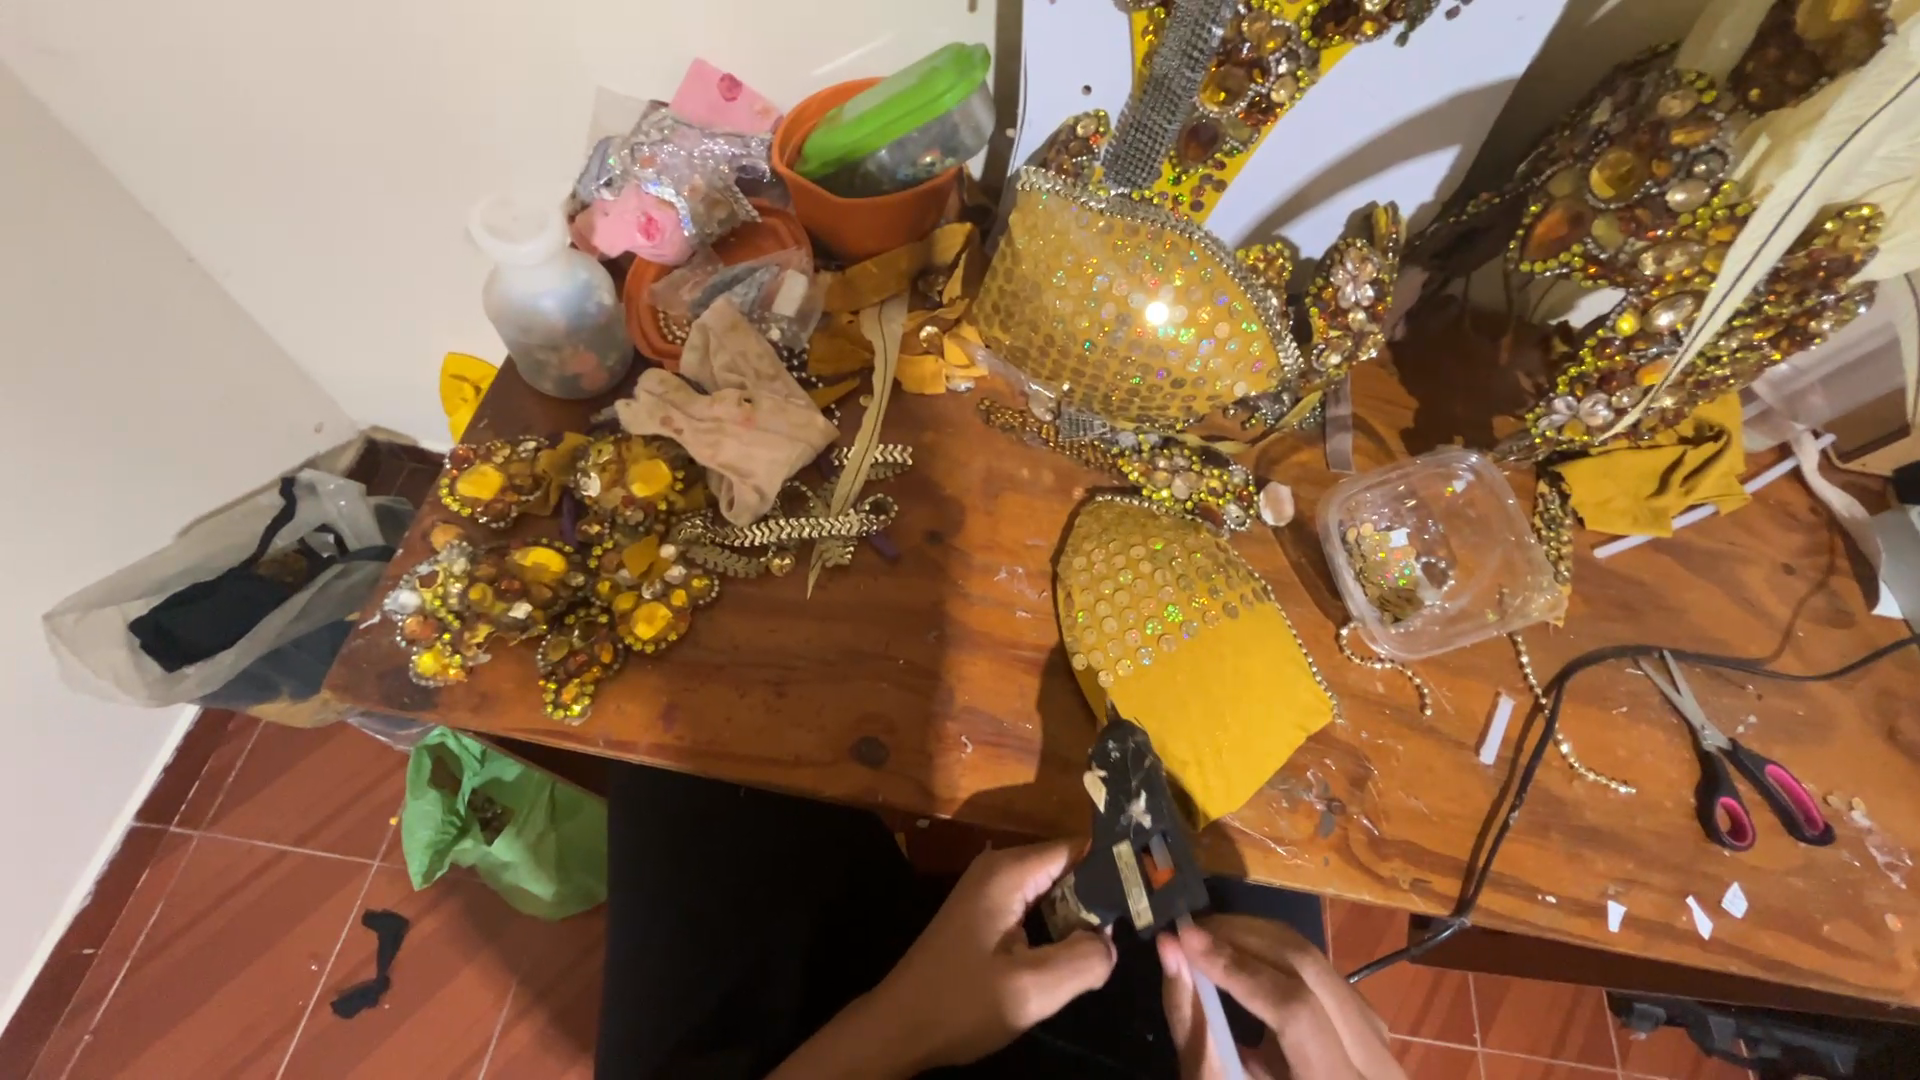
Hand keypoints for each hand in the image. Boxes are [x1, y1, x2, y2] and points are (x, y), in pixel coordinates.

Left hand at [771, 841, 1116, 1078]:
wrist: (900, 1027)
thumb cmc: (961, 1003)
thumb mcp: (1029, 990)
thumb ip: (1081, 961)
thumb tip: (1111, 942)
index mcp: (1009, 872)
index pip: (1076, 849)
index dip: (1115, 867)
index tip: (1153, 889)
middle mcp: (1000, 869)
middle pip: (1067, 866)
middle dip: (1101, 894)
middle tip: (1142, 922)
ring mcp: (991, 890)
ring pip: (1054, 889)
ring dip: (1081, 914)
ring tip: (1120, 938)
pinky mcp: (988, 913)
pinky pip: (1036, 907)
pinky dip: (1059, 925)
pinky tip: (1078, 952)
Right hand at [1158, 915, 1404, 1079]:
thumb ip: (1191, 1017)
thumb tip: (1170, 945)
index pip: (1294, 1009)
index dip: (1235, 967)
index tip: (1184, 937)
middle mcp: (1377, 1064)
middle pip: (1308, 968)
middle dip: (1242, 937)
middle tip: (1191, 930)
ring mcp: (1381, 1039)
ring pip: (1315, 960)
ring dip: (1255, 939)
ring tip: (1209, 938)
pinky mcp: (1368, 1022)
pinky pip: (1320, 971)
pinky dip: (1273, 954)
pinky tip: (1239, 955)